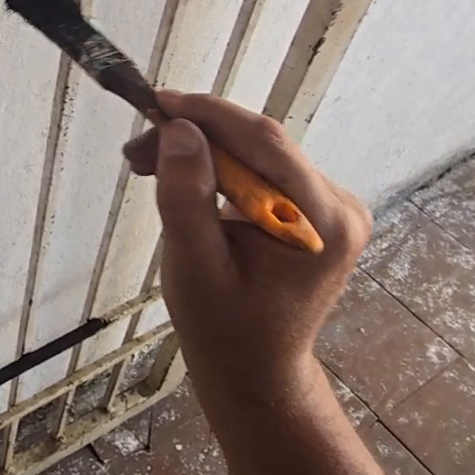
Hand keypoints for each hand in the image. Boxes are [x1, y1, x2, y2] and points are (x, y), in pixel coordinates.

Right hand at [123, 91, 370, 415]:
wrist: (256, 373)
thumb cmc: (222, 330)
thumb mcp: (193, 265)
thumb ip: (186, 195)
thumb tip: (179, 129)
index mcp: (321, 223)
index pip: (265, 142)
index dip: (208, 113)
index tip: (157, 101)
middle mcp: (339, 207)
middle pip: (260, 144)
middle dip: (195, 136)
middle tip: (135, 151)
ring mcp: (332, 208)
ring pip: (257, 154)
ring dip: (201, 152)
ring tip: (146, 163)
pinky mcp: (315, 212)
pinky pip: (261, 171)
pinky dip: (218, 169)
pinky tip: (183, 179)